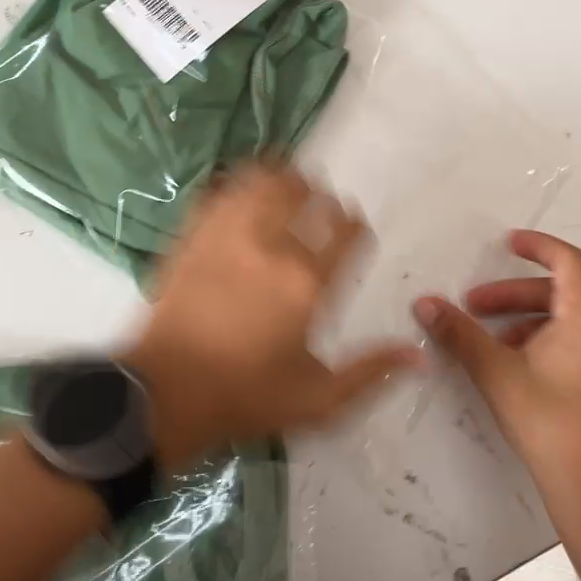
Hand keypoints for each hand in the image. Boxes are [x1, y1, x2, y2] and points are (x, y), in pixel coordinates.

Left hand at [123, 165, 420, 469]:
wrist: (165, 392)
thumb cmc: (244, 397)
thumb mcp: (317, 400)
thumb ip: (369, 372)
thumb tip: (416, 354)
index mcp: (307, 283)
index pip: (346, 230)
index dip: (355, 226)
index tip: (353, 234)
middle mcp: (269, 247)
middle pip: (303, 193)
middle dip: (319, 196)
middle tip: (319, 208)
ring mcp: (224, 236)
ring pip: (261, 181)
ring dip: (280, 180)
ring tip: (285, 191)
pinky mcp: (191, 236)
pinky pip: (220, 192)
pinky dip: (237, 187)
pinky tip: (242, 198)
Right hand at [413, 230, 580, 505]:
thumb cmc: (554, 426)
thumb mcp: (497, 375)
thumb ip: (459, 335)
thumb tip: (425, 303)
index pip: (569, 262)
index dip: (537, 246)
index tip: (507, 243)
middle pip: (567, 295)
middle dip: (516, 296)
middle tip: (476, 309)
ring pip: (577, 327)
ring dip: (532, 325)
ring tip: (495, 349)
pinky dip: (554, 348)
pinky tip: (526, 379)